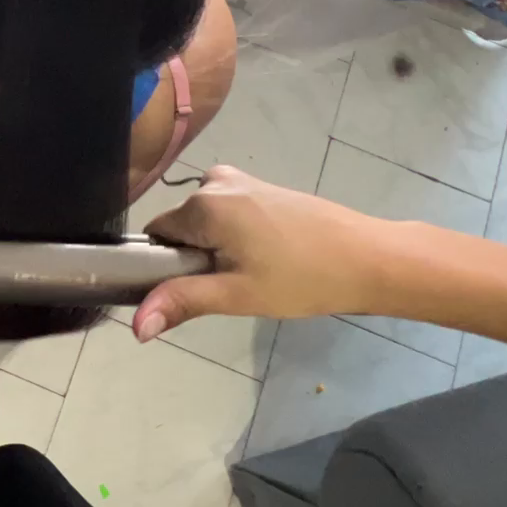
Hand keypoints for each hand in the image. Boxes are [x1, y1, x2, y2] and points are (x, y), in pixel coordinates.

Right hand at [133, 165, 392, 339]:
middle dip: (193, 255)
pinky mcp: (260, 185)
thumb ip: (182, 301)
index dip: (166, 264)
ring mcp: (240, 179)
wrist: (370, 259)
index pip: (156, 234)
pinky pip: (224, 209)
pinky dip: (232, 232)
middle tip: (230, 284)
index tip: (194, 286)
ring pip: (203, 219)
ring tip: (250, 271)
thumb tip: (135, 327)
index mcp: (202, 204)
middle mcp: (214, 180)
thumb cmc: (302, 279)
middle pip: (180, 225)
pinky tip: (264, 254)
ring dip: (214, 245)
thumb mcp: (237, 295)